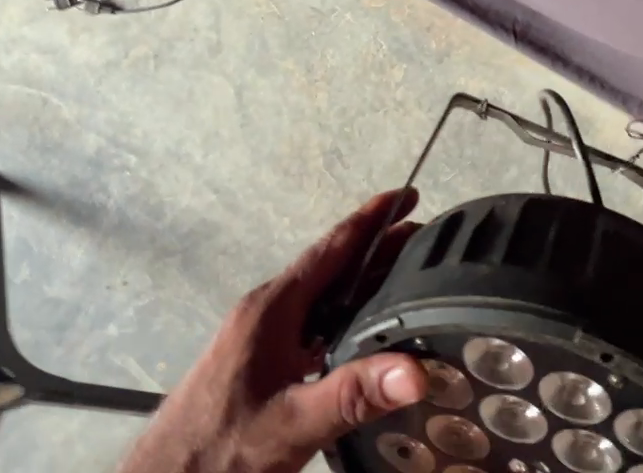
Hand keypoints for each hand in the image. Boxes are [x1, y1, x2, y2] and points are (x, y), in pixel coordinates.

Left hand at [122, 190, 429, 472]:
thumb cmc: (218, 452)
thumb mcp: (290, 425)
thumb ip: (353, 394)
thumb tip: (417, 370)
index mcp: (273, 308)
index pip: (332, 248)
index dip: (372, 218)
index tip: (409, 195)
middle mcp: (266, 311)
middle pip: (331, 266)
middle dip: (377, 247)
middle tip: (425, 240)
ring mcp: (258, 335)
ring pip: (320, 295)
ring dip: (361, 281)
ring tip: (405, 279)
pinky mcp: (256, 361)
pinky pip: (310, 321)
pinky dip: (344, 313)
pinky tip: (361, 334)